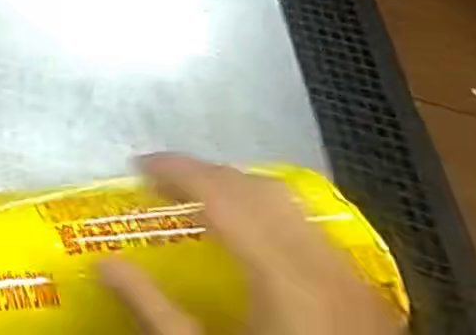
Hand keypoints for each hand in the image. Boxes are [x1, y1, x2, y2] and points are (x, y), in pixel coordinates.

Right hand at [97, 154, 401, 334]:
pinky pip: (315, 230)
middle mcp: (321, 264)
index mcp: (281, 275)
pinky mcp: (369, 297)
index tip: (140, 165)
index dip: (178, 169)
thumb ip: (156, 311)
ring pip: (291, 204)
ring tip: (205, 199)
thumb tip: (105, 265)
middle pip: (258, 189)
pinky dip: (275, 214)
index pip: (222, 194)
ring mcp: (352, 279)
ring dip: (242, 189)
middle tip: (166, 181)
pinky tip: (257, 236)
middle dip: (207, 174)